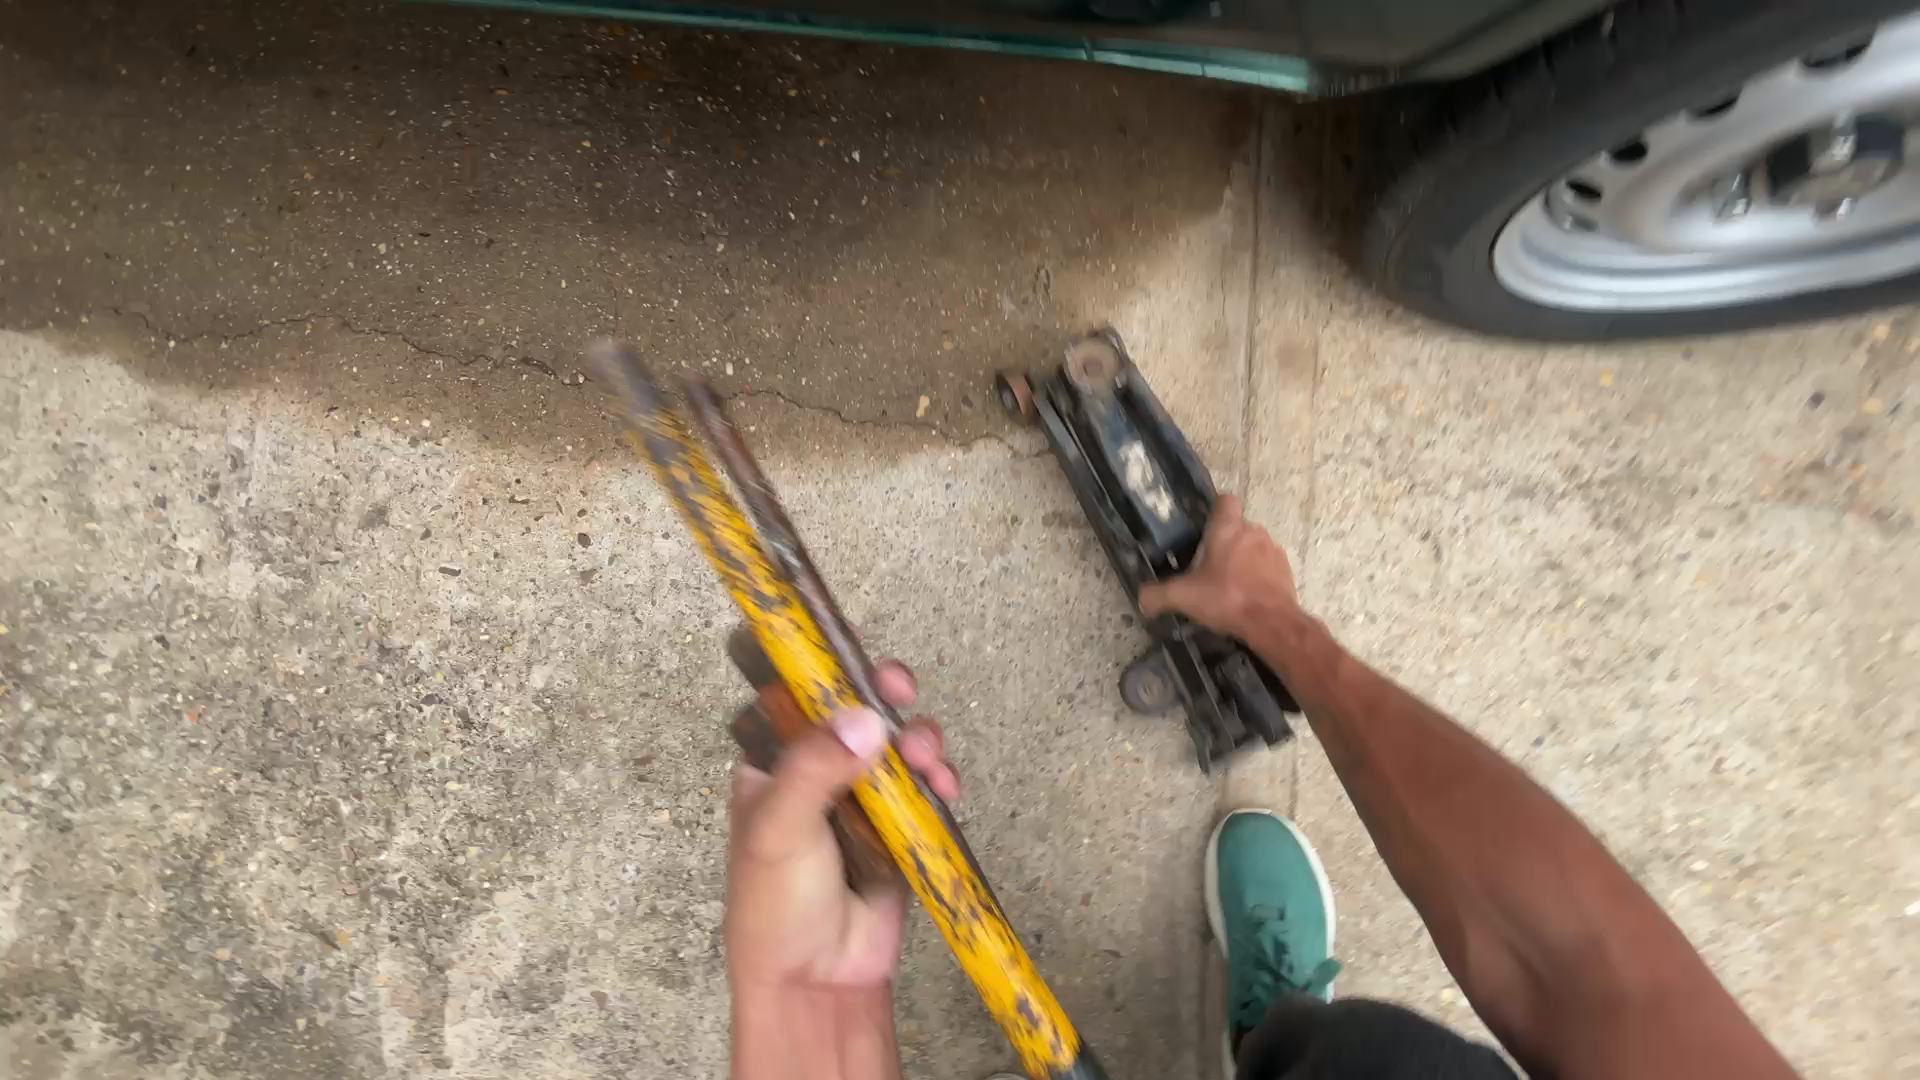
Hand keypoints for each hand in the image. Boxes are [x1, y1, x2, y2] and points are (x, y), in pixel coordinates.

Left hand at [725, 661, 958, 991]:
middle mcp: (819, 764)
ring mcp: (863, 789)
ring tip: (927, 755)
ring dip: (917, 735)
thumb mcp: (779, 830)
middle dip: (881, 690)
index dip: (822, 662)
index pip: (796, 693)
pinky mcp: (900, 816)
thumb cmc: (776, 903)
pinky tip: (947, 784)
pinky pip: (925, 779)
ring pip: (896, 737)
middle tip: (898, 688)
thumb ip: (814, 770)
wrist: (821, 979)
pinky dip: (941, 774)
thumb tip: (867, 721)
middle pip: (855, 706)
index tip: (851, 640)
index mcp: (775, 759)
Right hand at [1136, 494, 1301, 637]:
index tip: (1203, 527)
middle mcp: (1254, 532)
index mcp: (1227, 530)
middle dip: (1223, 543)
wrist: (1272, 623)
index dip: (1215, 509)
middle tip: (1207, 567)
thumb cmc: (1227, 598)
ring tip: (1227, 584)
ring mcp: (1273, 551)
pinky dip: (1257, 576)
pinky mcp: (1286, 571)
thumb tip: (1142, 600)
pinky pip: (1267, 565)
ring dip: (1241, 559)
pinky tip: (1246, 596)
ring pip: (1253, 546)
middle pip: (1236, 527)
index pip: (1225, 500)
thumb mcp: (1183, 597)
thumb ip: (1157, 595)